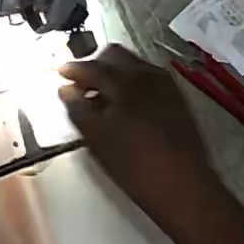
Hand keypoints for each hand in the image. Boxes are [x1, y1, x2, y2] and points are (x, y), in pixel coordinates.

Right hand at [60, 45, 218, 211]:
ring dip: (114, 73)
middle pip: (114, 55)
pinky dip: (131, 83)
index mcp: (123, 80)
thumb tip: (66, 90)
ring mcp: (165, 85)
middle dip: (94, 65)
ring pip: (133, 65)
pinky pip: (148, 78)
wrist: (184, 188)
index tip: (59, 74)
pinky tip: (125, 106)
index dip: (71, 69)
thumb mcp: (95, 137)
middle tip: (81, 84)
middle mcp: (146, 74)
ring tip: (102, 97)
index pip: (91, 66)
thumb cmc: (133, 163)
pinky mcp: (178, 99)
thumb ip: (77, 107)